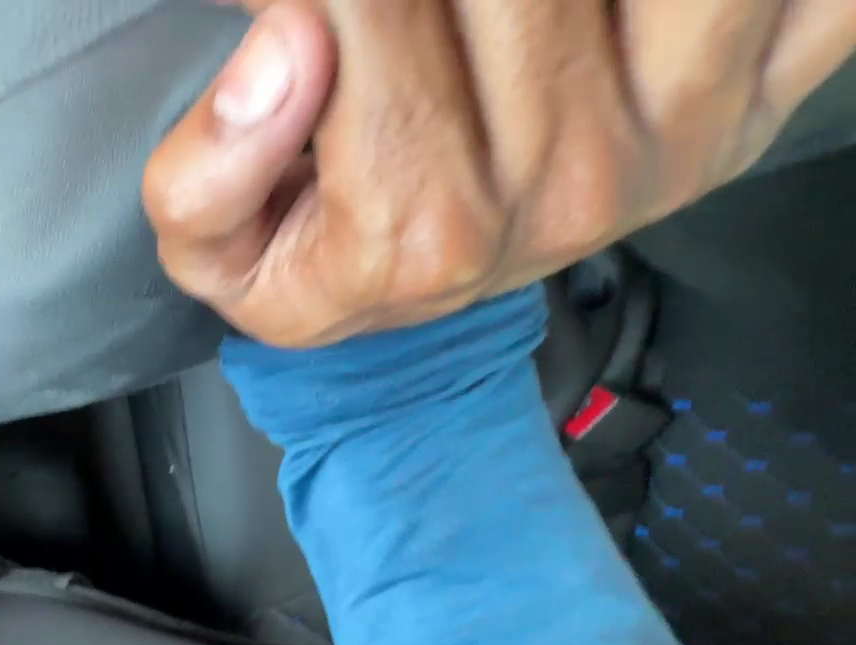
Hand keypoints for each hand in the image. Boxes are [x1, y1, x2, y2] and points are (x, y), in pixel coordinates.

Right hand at [144, 0, 855, 346]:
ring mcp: (678, 141)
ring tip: (465, 29)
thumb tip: (284, 50)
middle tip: (383, 22)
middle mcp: (563, 192)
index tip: (304, 15)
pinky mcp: (756, 98)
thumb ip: (207, 174)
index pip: (372, 20)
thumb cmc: (307, 263)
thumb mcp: (206, 253)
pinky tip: (569, 30)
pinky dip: (663, 5)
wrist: (402, 296)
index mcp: (420, 234)